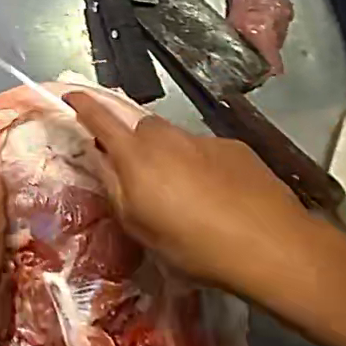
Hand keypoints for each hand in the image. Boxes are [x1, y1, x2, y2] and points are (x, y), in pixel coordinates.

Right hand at [63, 91, 322, 295]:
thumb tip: (99, 158)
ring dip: (169, 156)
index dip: (82, 105)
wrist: (274, 248)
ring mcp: (202, 140)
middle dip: (133, 142)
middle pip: (139, 127)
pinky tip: (218, 196)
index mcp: (135, 155)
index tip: (71, 98)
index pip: (99, 118)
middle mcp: (165, 137)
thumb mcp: (138, 225)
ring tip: (184, 193)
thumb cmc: (193, 244)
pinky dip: (202, 166)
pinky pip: (205, 150)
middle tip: (140, 174)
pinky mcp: (235, 148)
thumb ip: (112, 185)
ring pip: (173, 139)